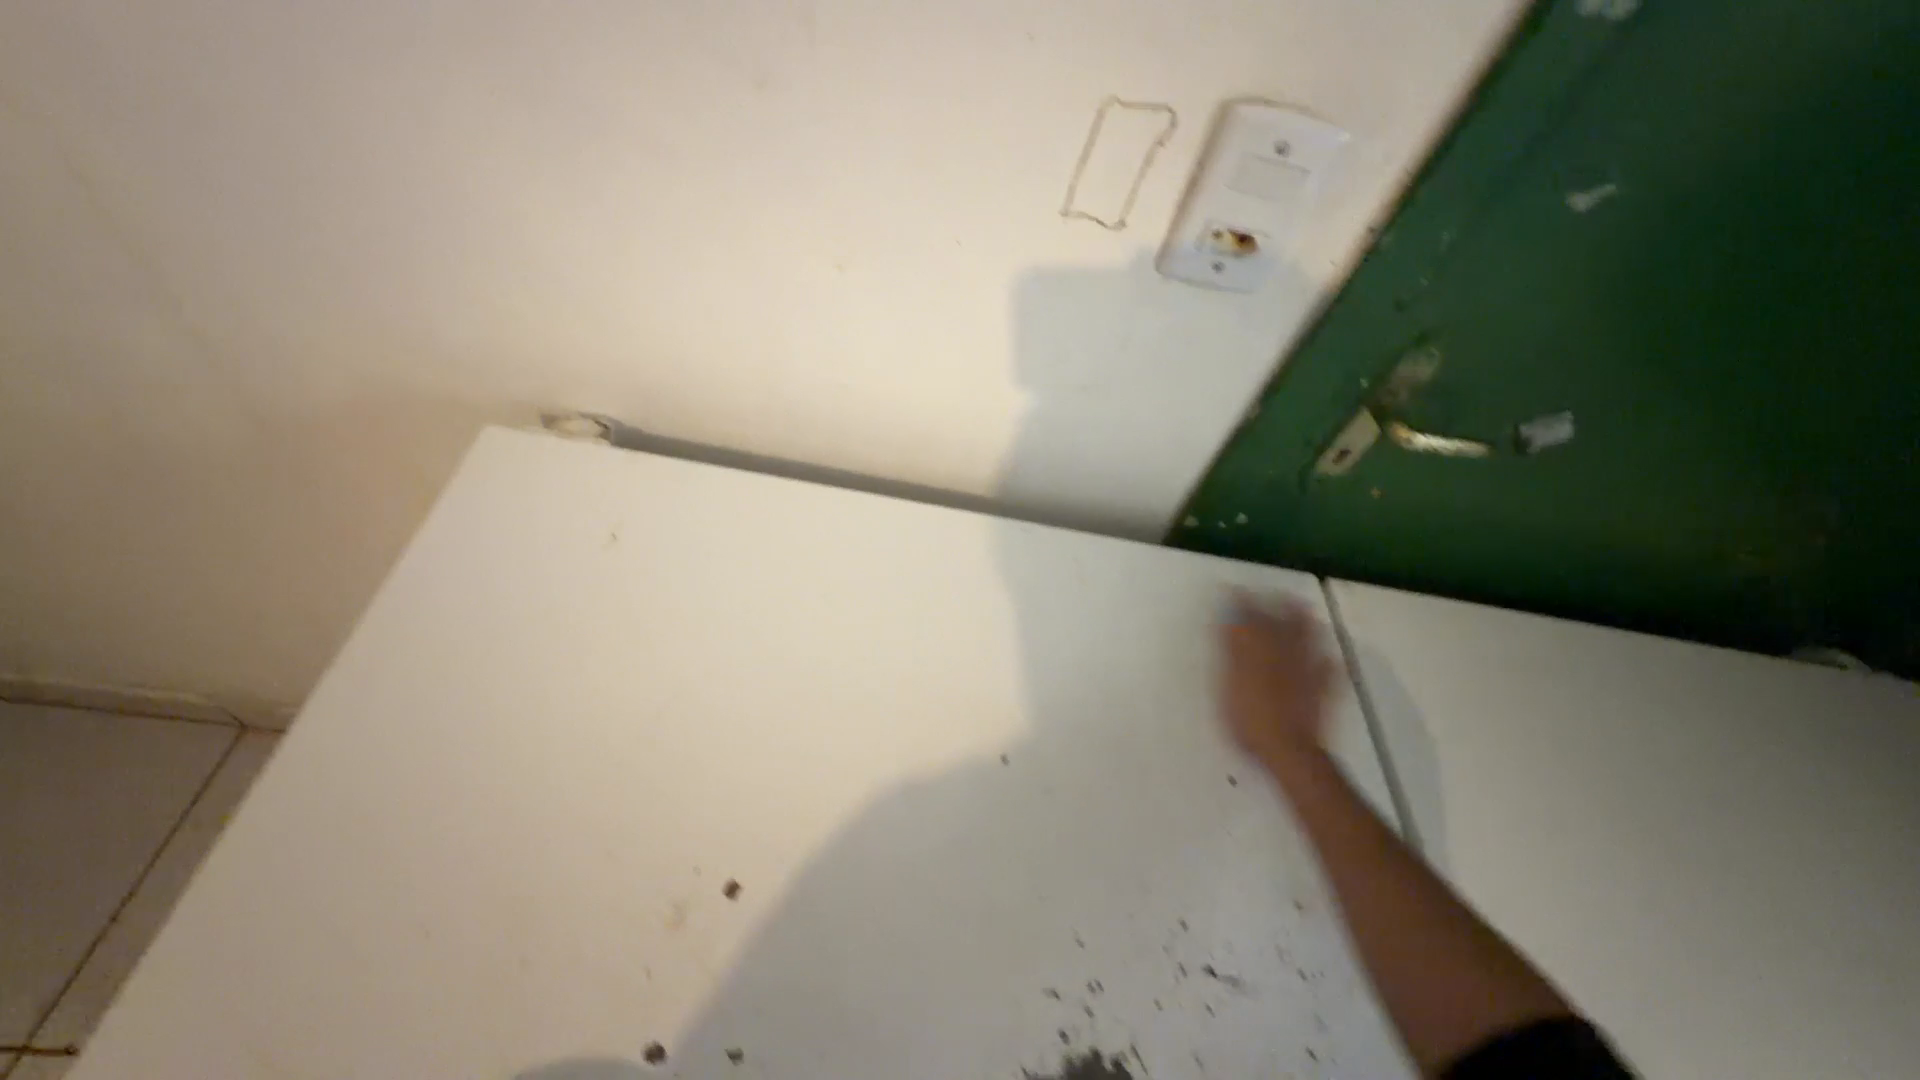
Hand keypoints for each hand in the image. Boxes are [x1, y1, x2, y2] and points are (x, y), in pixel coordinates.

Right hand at [1219, 592, 1339, 773]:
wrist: (1290, 752)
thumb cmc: (1251, 719)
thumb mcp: (1229, 683)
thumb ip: (1232, 648)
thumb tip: (1229, 617)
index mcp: (1262, 647)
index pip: (1251, 614)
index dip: (1242, 600)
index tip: (1233, 589)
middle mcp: (1290, 651)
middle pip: (1287, 617)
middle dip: (1278, 603)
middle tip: (1270, 595)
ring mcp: (1312, 669)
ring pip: (1312, 636)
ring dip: (1304, 622)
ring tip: (1298, 614)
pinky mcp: (1327, 689)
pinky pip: (1329, 666)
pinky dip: (1325, 658)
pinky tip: (1324, 657)